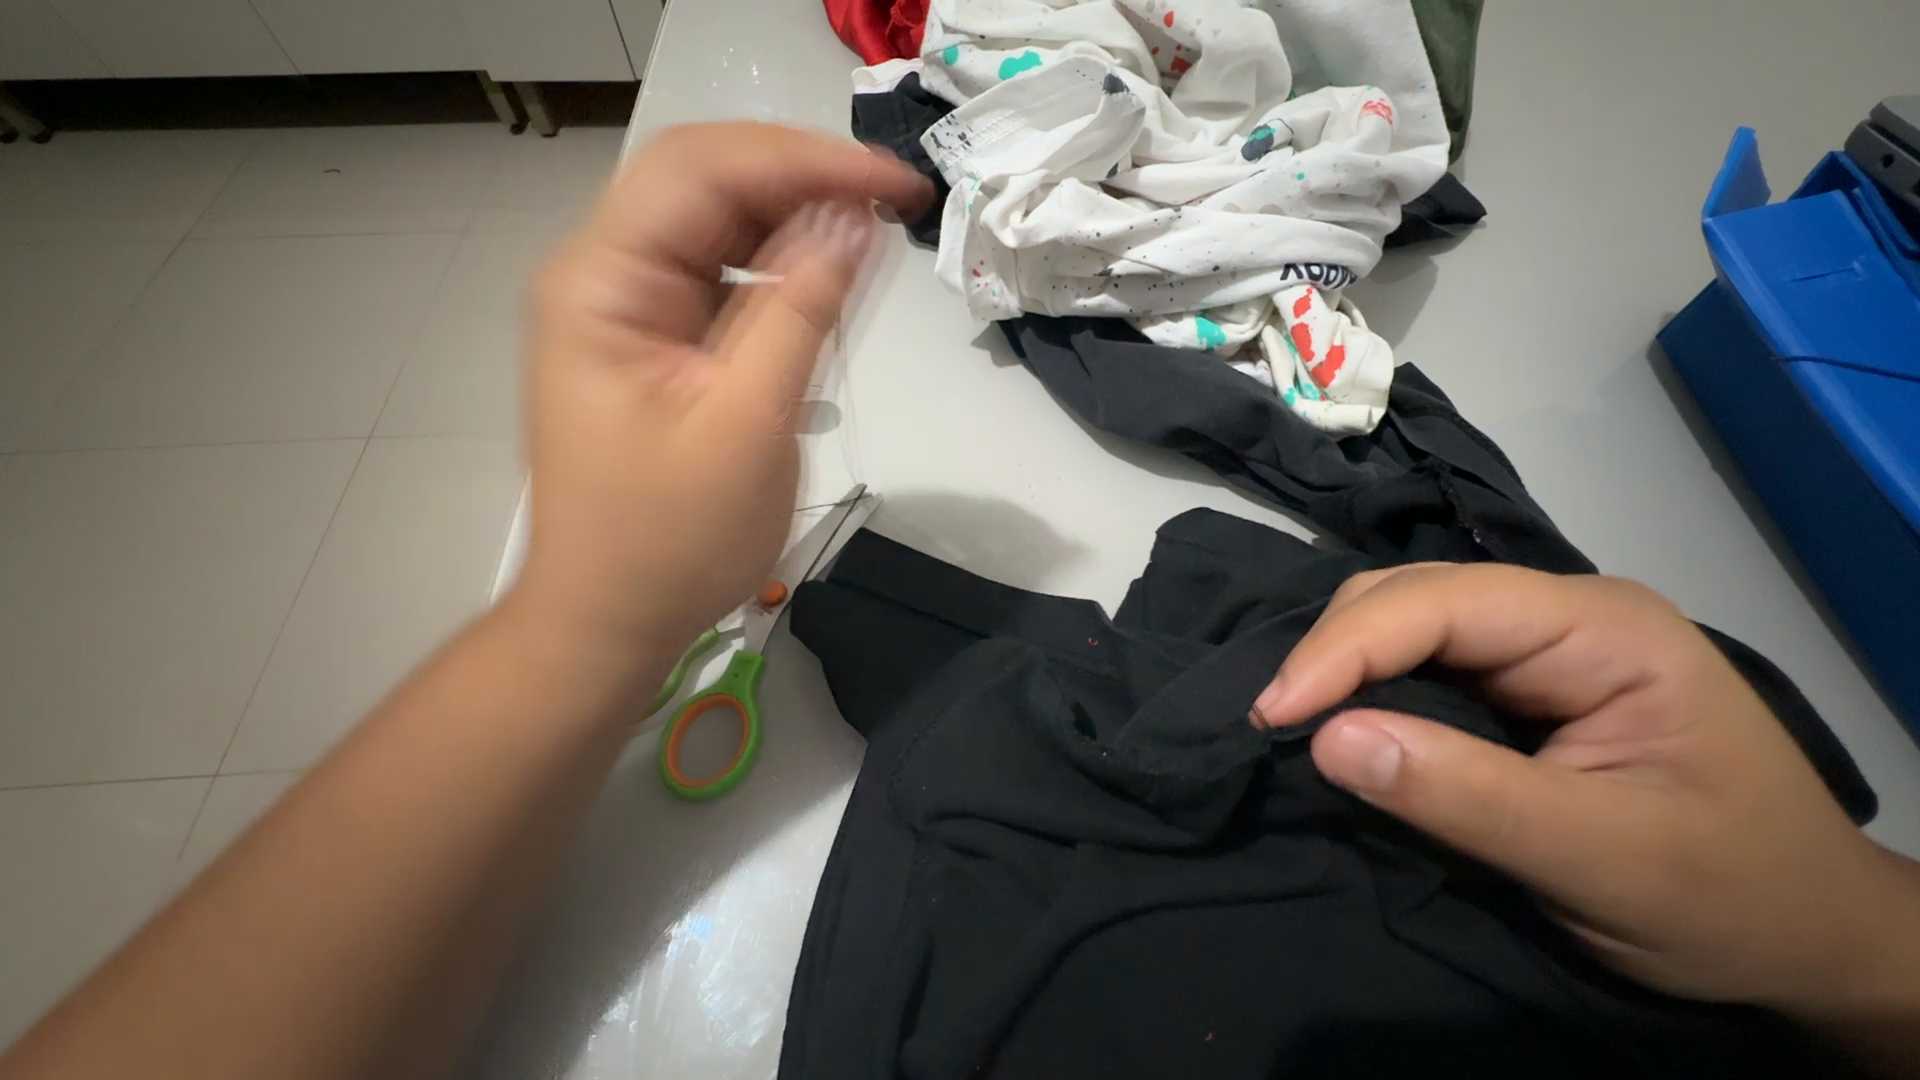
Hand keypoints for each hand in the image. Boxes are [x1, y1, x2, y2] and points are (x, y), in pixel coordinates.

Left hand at [509, 123, 931, 658]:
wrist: (613, 617)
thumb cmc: (671, 539)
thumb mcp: (747, 422)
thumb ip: (801, 310)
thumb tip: (854, 220)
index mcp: (602, 282)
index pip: (704, 171)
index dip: (806, 161)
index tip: (894, 185)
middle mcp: (604, 277)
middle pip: (707, 188)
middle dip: (803, 183)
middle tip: (892, 206)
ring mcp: (627, 311)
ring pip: (718, 232)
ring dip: (796, 226)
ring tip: (872, 239)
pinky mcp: (654, 345)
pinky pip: (722, 285)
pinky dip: (780, 278)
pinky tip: (827, 285)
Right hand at [1248, 564, 1919, 1026]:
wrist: (1804, 937)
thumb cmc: (1730, 898)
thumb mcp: (1605, 859)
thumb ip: (1467, 796)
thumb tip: (1325, 740)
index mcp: (1600, 629)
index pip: (1440, 603)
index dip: (1345, 648)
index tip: (1275, 713)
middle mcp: (1557, 613)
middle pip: (1407, 594)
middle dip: (1332, 651)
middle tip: (1275, 723)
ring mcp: (1531, 642)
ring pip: (1397, 617)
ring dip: (1338, 664)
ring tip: (1295, 721)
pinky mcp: (1507, 678)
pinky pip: (1410, 659)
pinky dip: (1358, 684)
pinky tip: (1336, 715)